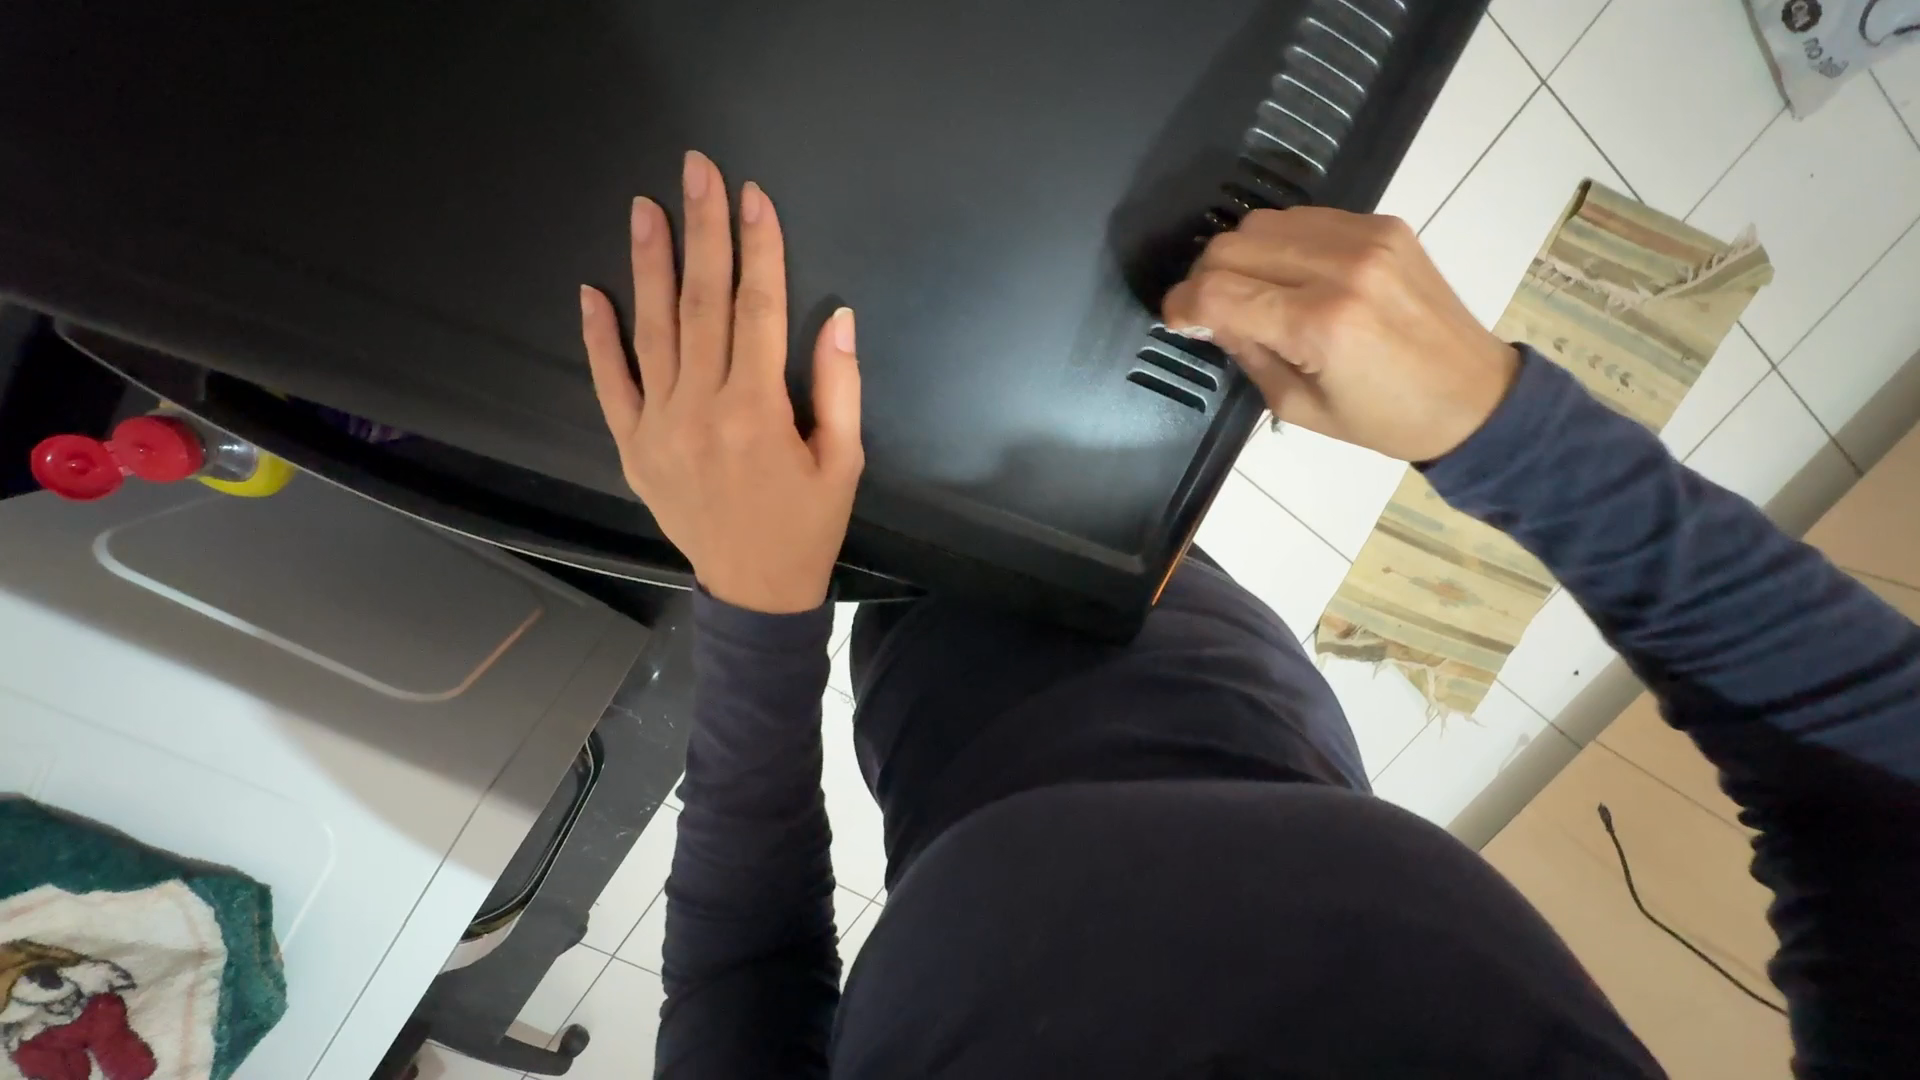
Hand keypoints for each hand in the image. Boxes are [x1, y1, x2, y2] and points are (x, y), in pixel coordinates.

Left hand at [581, 151, 863, 613]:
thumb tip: (838, 317)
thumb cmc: (808, 528)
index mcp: (758, 412)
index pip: (759, 309)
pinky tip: (593, 290)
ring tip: (647, 207)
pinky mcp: (633, 446)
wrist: (754, 592)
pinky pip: (610, 383)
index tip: (753, 195)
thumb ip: (840, 388)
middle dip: (703, 232)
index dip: (759, 249)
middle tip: (696, 169)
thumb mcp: (844, 462)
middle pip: (702, 303)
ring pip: (652, 330)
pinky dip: (599, 337)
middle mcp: (701, 409)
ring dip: (650, 264)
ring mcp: (657, 426)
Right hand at [1162, 207, 1519, 462]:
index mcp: (1320, 325)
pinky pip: (1302, 218)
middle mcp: (1341, 268)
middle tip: (1208, 313)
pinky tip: (1286, 276)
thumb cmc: (1381, 419)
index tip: (1175, 321)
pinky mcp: (1383, 224)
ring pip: (1261, 224)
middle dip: (1204, 281)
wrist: (1472, 394)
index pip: (1218, 293)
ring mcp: (1366, 238)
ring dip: (1238, 258)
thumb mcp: (1296, 406)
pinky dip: (1278, 244)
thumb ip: (1246, 352)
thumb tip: (1209, 318)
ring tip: (1247, 292)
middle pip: (1231, 247)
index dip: (1181, 306)